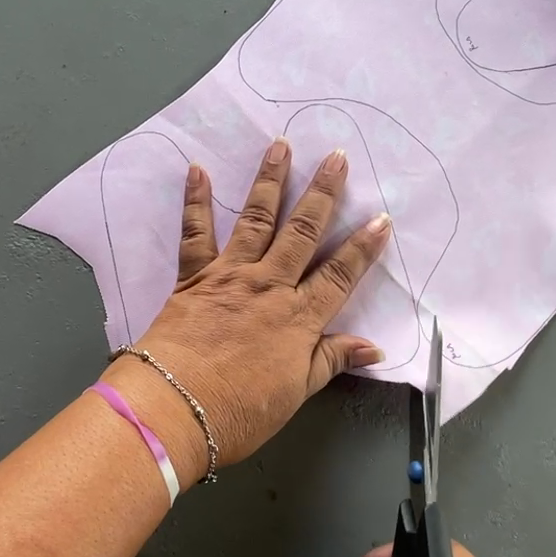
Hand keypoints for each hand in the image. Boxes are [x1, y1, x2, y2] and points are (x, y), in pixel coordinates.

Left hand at [106, 137, 390, 480]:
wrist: (174, 407)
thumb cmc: (238, 410)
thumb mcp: (295, 393)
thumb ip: (330, 361)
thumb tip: (373, 348)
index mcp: (297, 318)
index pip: (340, 275)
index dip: (364, 247)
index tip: (381, 218)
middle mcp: (268, 286)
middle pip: (303, 232)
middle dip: (323, 193)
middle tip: (336, 157)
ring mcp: (230, 275)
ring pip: (257, 219)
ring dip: (270, 180)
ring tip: (280, 146)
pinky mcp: (194, 276)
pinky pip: (196, 232)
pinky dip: (197, 200)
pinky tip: (198, 170)